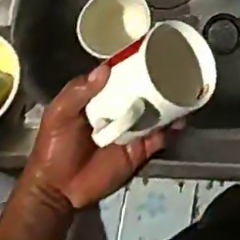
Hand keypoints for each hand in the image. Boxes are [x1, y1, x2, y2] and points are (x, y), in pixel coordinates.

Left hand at [19, 64, 172, 210]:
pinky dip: (169, 130)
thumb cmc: (54, 146)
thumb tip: (105, 69)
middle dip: (157, 81)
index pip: (117, 75)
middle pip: (140, 91)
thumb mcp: (59, 114)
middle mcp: (117, 109)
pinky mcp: (138, 151)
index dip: (132, 63)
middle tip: (175, 70)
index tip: (150, 49)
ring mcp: (129, 129)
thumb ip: (78, 92)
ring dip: (169, 104)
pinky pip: (158, 138)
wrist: (58, 189)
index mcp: (97, 96)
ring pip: (154, 112)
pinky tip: (179, 122)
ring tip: (184, 94)